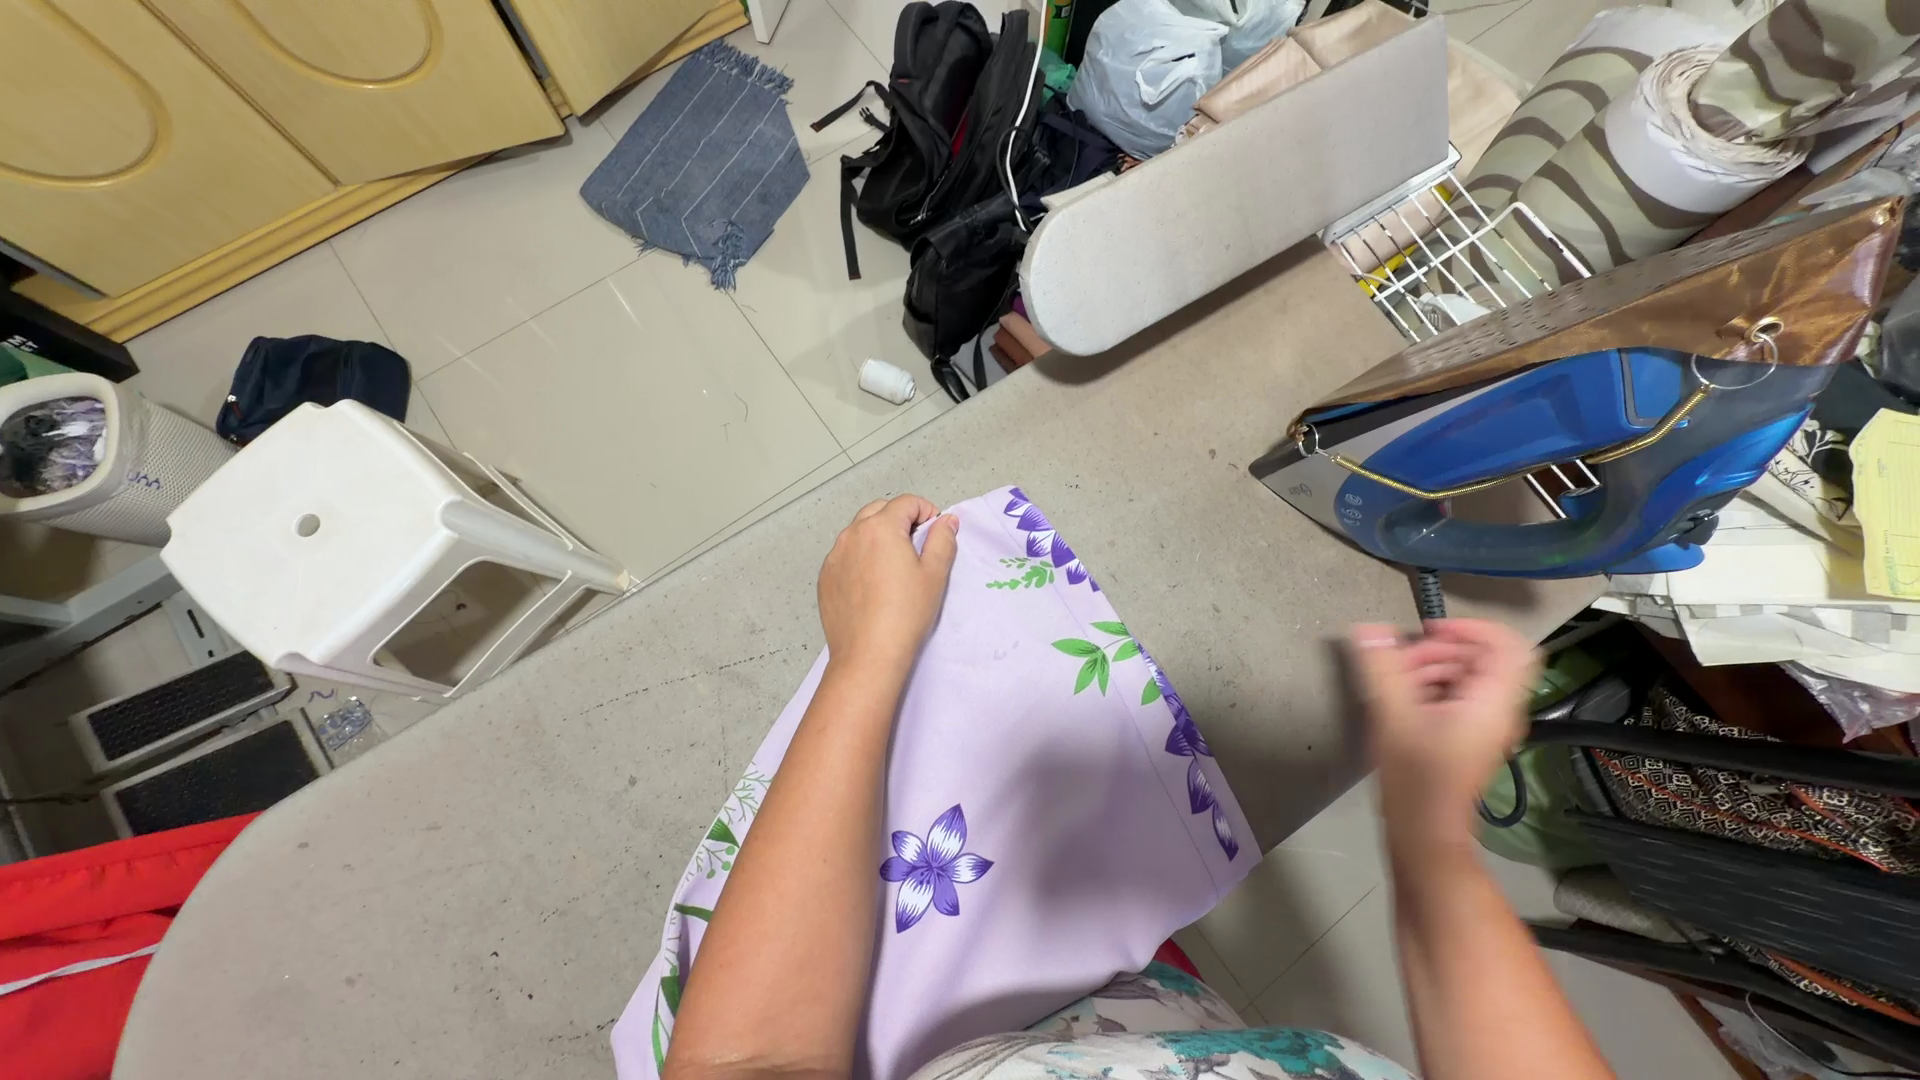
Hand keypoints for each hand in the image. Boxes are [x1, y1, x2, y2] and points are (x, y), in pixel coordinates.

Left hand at [818, 495, 960, 681]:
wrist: (868, 654)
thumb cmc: (906, 613)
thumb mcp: (934, 575)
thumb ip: (942, 540)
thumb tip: (946, 521)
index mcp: (880, 527)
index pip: (906, 502)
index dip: (927, 512)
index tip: (935, 534)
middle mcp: (851, 534)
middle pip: (879, 511)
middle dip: (900, 519)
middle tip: (916, 547)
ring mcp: (834, 556)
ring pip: (859, 532)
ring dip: (878, 537)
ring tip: (894, 568)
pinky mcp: (825, 578)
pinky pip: (846, 556)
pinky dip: (861, 558)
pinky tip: (873, 586)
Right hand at [1349, 619, 1537, 845]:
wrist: (1425, 828)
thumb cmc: (1415, 775)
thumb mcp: (1392, 715)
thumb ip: (1382, 668)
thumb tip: (1369, 628)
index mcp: (1492, 702)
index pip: (1508, 645)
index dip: (1471, 628)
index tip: (1430, 631)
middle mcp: (1498, 709)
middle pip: (1481, 657)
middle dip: (1438, 650)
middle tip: (1400, 661)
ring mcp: (1485, 723)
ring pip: (1467, 675)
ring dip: (1429, 667)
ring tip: (1393, 680)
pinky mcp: (1468, 734)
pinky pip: (1458, 695)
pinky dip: (1430, 686)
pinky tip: (1400, 698)